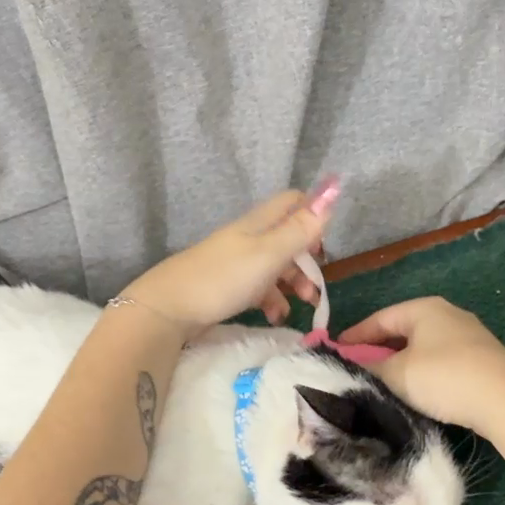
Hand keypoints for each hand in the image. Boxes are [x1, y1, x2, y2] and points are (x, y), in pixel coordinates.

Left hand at [117, 188, 335, 333]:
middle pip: (288, 239)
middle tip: (315, 290)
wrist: (169, 308)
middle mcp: (249, 237)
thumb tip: (335, 187)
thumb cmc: (224, 277)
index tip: (322, 248)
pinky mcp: (226, 286)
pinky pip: (259, 289)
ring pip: (275, 267)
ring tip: (300, 308)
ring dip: (292, 286)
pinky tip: (274, 317)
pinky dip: (271, 301)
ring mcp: (237, 262)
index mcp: (260, 223)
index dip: (313, 218)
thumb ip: (302, 228)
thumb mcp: (270, 253)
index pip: (293, 202)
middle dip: (306, 263)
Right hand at [336, 297, 504, 433]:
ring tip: (381, 385)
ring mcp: (468, 336)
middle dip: (377, 351)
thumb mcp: (397, 374)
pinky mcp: (481, 360)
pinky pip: (440, 362)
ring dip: (400, 365)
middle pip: (402, 331)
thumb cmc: (444, 377)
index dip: (354, 336)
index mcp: (424, 308)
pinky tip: (415, 393)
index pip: (379, 318)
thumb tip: (347, 365)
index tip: (335, 354)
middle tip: (356, 372)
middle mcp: (447, 315)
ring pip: (421, 348)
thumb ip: (368, 368)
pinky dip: (422, 374)